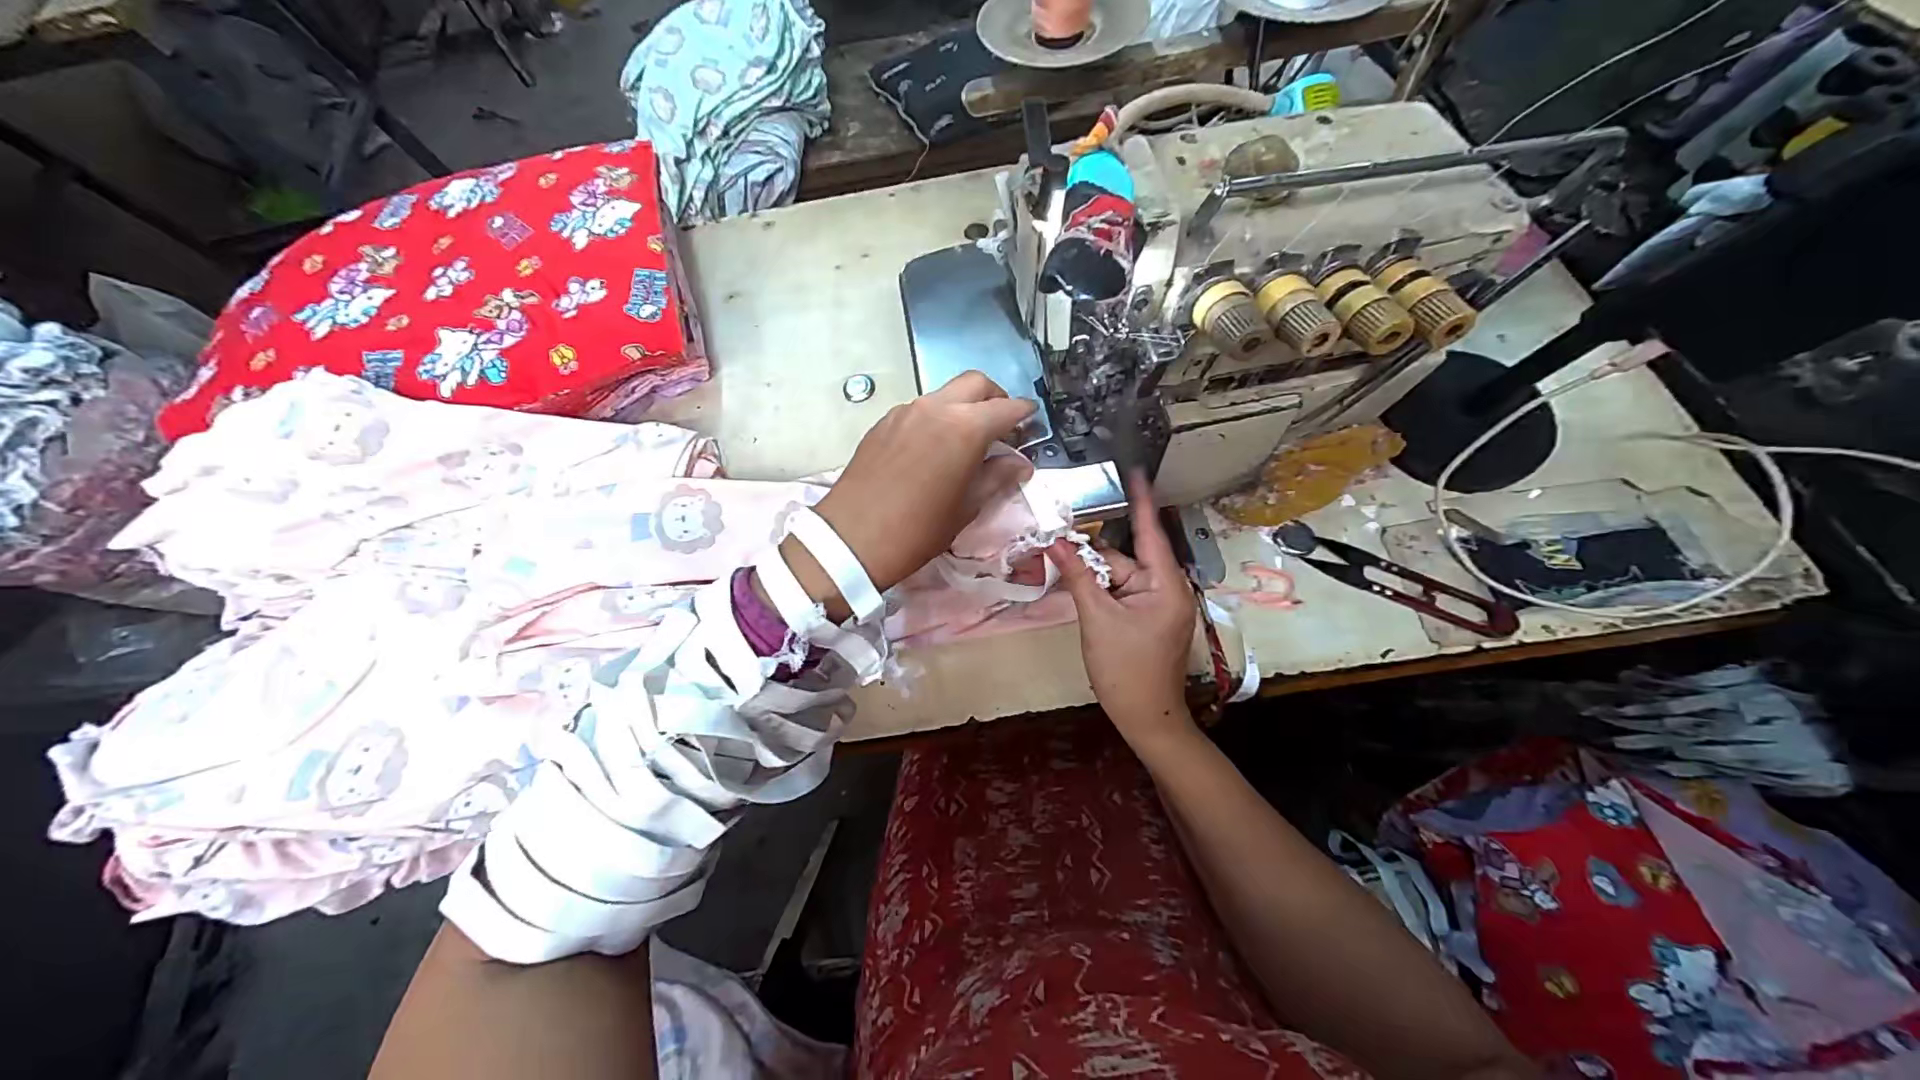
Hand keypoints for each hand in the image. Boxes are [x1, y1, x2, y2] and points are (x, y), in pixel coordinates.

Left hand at [785, 371, 1034, 618]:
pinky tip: (935, 449)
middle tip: (1003, 424)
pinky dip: (936, 418)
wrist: (852, 539)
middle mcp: (935, 409)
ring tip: (969, 440)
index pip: (1006, 408)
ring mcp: (905, 413)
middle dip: (995, 397)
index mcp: (964, 428)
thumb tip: (1019, 464)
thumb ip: (997, 478)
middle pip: (975, 384)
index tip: (1031, 424)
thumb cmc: (918, 530)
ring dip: (963, 407)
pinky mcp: (883, 424)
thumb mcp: (967, 508)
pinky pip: (919, 410)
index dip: (1024, 415)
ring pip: (944, 394)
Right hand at [1045, 471, 1198, 746]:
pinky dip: (1099, 588)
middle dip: (1095, 548)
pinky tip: (1075, 581)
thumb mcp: (1098, 619)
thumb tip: (1057, 543)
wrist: (1145, 717)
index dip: (1140, 501)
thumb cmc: (1126, 669)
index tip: (1134, 472)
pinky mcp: (1146, 618)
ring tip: (1059, 555)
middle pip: (1126, 556)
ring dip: (1093, 571)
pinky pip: (1120, 592)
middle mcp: (1166, 588)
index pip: (1150, 532)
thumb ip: (1078, 576)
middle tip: (1061, 531)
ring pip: (1119, 575)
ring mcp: (1156, 604)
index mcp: (1165, 584)